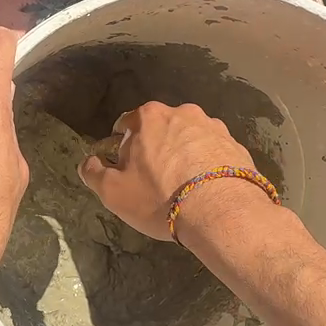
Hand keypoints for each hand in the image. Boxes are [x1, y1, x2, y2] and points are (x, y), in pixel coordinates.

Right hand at [78, 101, 255, 240]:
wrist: (222, 213)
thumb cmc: (160, 197)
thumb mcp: (113, 191)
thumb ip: (93, 172)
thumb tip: (88, 162)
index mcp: (148, 116)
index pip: (125, 124)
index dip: (121, 147)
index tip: (126, 169)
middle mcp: (182, 112)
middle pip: (159, 128)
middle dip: (154, 147)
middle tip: (154, 179)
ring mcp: (213, 126)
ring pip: (188, 138)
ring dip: (182, 154)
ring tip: (184, 185)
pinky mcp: (236, 145)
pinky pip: (213, 152)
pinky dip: (206, 164)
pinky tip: (206, 188)